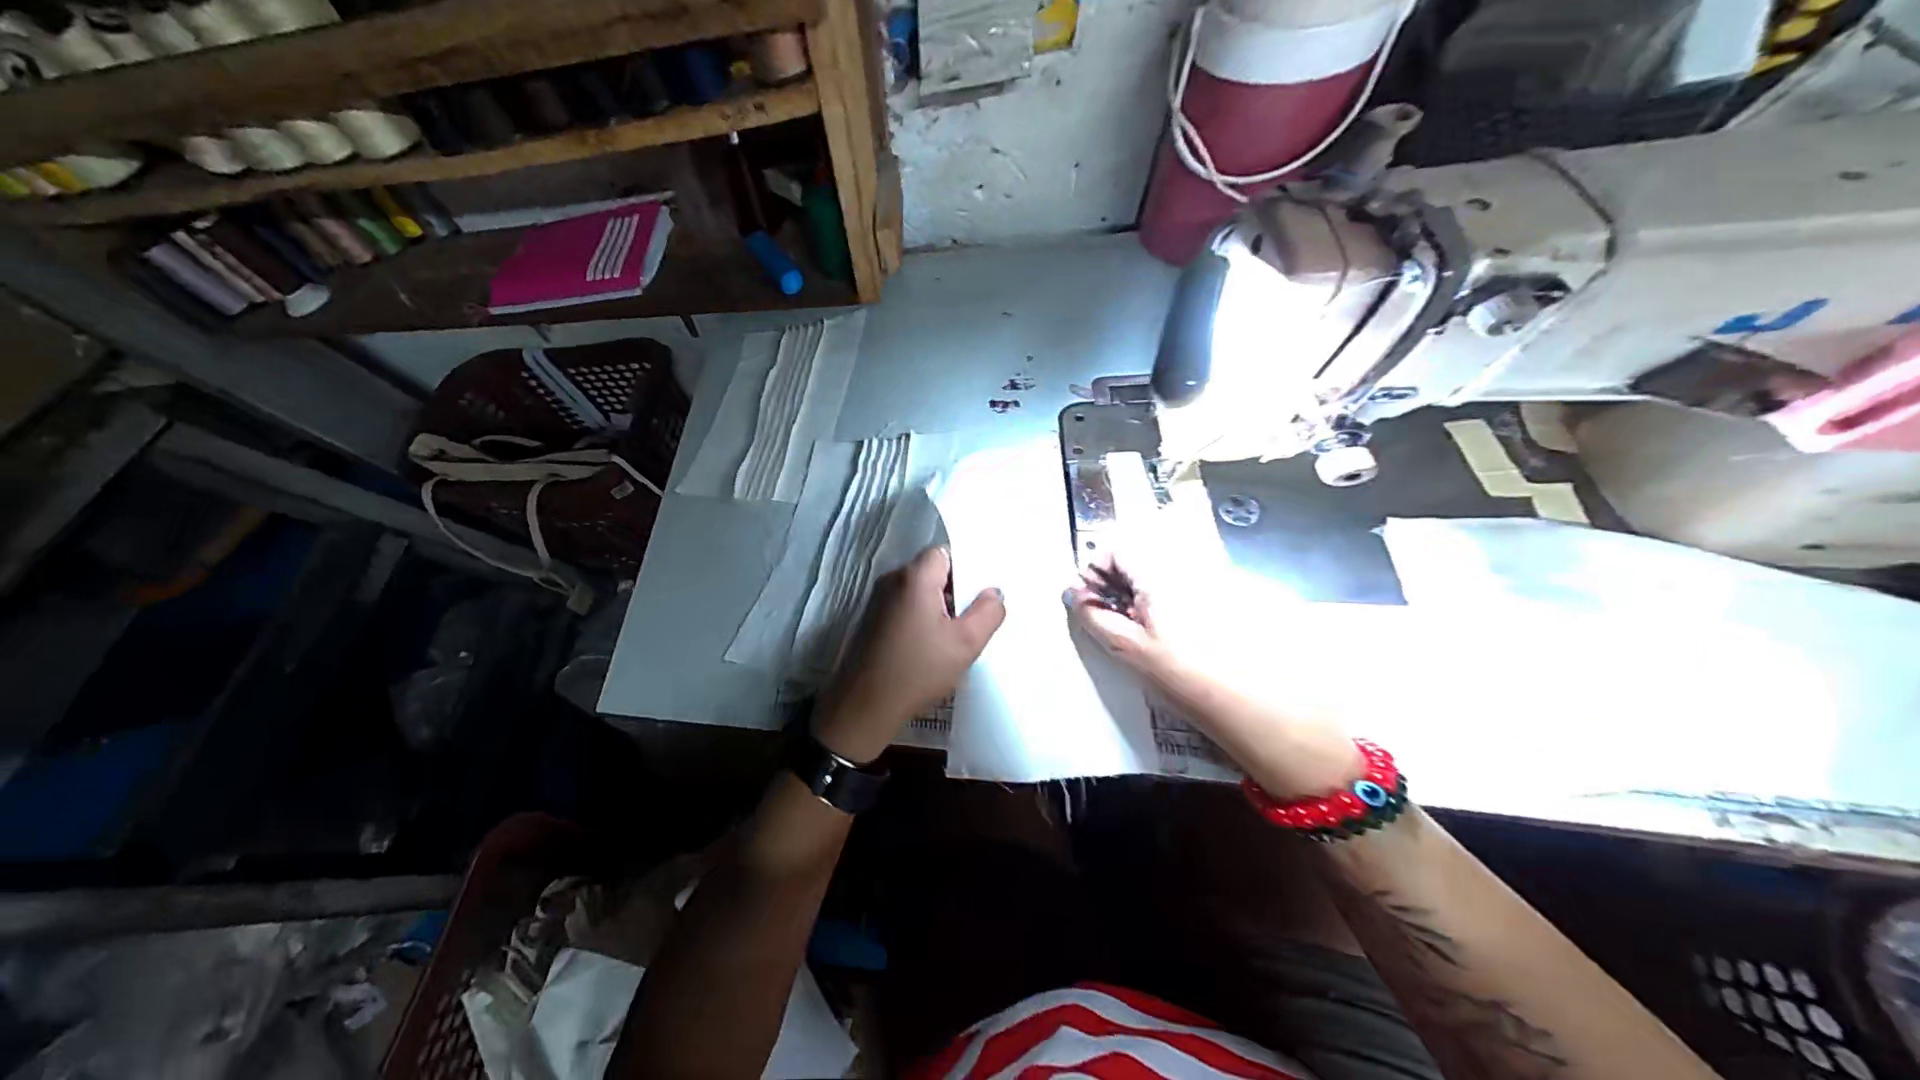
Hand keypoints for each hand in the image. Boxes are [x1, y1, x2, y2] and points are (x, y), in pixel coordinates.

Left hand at [814, 546, 1005, 762]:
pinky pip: (905, 607)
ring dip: (938, 608)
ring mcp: (878, 600)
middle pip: (932, 571)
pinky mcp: (871, 619)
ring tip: (954, 637)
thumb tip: (994, 592)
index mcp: (914, 577)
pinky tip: (931, 647)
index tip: (980, 595)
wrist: (863, 707)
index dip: (966, 569)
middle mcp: (892, 580)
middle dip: (954, 591)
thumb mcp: (965, 644)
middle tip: (973, 619)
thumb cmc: (917, 671)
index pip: (945, 553)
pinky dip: (921, 619)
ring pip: (919, 591)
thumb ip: (987, 612)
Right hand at [1067, 551, 1359, 798]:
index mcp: (1164, 572)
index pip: (1117, 545)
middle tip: (1122, 616)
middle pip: (1146, 552)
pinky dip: (1185, 598)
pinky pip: (1202, 582)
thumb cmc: (1192, 681)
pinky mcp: (1249, 592)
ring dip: (1153, 589)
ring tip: (1156, 630)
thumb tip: (1074, 594)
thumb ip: (1097, 617)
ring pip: (1173, 568)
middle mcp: (1195, 563)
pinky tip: (1195, 635)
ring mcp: (1225, 576)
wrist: (1273, 712)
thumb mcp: (1133, 653)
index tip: (1095, 601)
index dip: (1098, 569)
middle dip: (1125, 579)